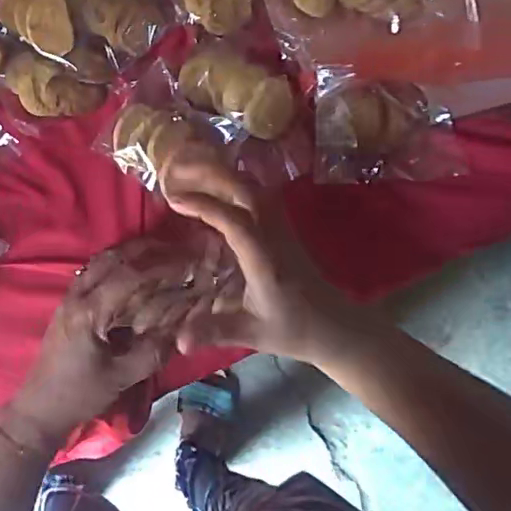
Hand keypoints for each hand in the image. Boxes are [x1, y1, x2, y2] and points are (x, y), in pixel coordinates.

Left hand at [0, 251, 186, 452]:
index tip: (186, 263)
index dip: (160, 267)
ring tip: (157, 252)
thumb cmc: (80, 395)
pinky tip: (134, 270)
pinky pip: (93, 272)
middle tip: (174, 247)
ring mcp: (69, 297)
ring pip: (99, 261)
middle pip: (111, 258)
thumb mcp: (122, 377)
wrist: (40, 408)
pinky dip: (115, 264)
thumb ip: (154, 350)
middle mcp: (76, 296)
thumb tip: (184, 327)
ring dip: (128, 253)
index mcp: (89, 312)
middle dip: (144, 249)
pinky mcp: (68, 304)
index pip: (129, 277)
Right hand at [161, 161, 357, 365]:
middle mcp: (276, 237)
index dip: (206, 206)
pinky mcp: (284, 227)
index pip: (237, 223)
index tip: (174, 199)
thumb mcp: (252, 334)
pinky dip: (235, 182)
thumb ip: (214, 332)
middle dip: (212, 175)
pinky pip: (259, 194)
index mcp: (266, 262)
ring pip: (255, 188)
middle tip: (176, 170)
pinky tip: (217, 182)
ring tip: (191, 169)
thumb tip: (177, 341)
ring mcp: (283, 228)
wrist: (336, 325)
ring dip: (224, 175)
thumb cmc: (294, 330)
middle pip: (248, 192)